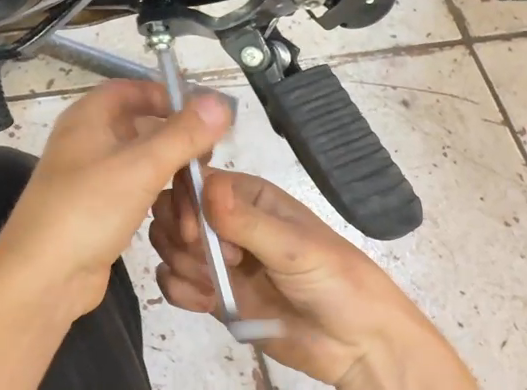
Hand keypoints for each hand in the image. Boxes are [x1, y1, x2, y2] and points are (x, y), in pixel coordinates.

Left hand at [0, 79, 232, 319]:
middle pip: (140, 127)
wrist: (44, 273)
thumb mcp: (141, 167)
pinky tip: (179, 219)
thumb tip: (219, 101)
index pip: (130, 89)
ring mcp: (90, 175)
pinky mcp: (96, 208)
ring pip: (141, 162)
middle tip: (209, 164)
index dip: (166, 96)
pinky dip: (158, 198)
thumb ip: (182, 135)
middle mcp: (86, 139)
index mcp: (88, 116)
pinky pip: (135, 191)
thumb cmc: (87, 208)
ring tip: (200, 199)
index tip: (203, 117)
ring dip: (172, 177)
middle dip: (177, 143)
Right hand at [150, 170, 475, 389]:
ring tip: (212, 287)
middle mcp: (223, 220)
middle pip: (171, 209)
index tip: (193, 233)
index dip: (183, 202)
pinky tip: (205, 302)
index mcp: (244, 195)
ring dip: (180, 264)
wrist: (359, 346)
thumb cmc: (336, 281)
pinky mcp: (212, 293)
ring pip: (166, 243)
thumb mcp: (295, 247)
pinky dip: (178, 290)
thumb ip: (245, 221)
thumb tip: (203, 188)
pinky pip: (171, 280)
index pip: (192, 180)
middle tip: (213, 263)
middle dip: (180, 237)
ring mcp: (215, 257)